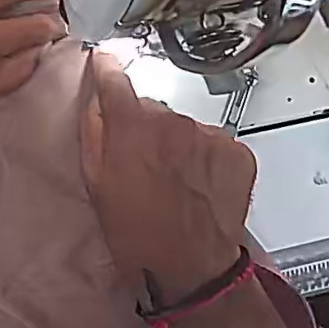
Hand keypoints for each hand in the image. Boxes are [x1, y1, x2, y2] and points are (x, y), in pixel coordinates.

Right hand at [80, 51, 257, 302]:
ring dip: (177, 144)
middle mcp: (172, 122)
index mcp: (132, 127)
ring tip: (174, 181)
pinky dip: (205, 157)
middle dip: (146, 127)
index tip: (105, 59)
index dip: (107, 67)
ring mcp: (208, 135)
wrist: (189, 268)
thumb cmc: (136, 234)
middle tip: (144, 164)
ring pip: (184, 126)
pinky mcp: (235, 151)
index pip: (115, 79)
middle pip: (153, 108)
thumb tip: (95, 103)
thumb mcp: (96, 184)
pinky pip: (213, 141)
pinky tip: (197, 184)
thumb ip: (93, 133)